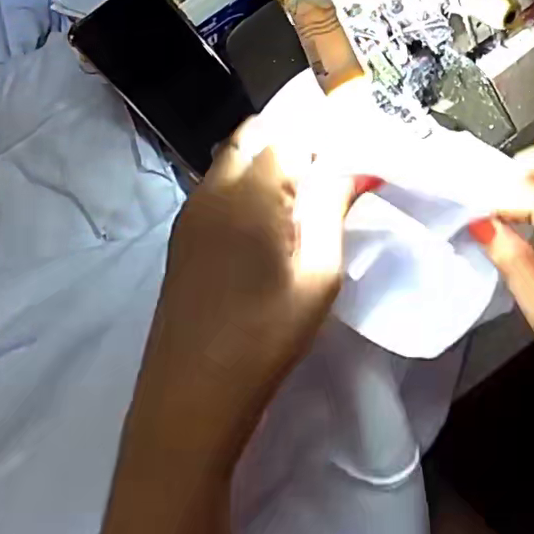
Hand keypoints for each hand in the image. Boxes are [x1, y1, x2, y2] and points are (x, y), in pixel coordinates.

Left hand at [134, 119, 374, 454]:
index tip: (348, 161)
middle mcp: (214, 188)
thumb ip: (333, 210)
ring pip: (233, 158)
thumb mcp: (318, 276)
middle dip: (292, 141)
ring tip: (301, 198)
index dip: (321, 142)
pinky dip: (245, 183)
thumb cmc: (266, 337)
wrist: (190, 396)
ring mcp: (192, 210)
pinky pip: (218, 185)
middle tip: (326, 175)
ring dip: (267, 161)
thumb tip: (351, 167)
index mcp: (251, 193)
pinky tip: (267, 222)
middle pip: (254, 136)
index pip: (290, 137)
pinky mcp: (182, 233)